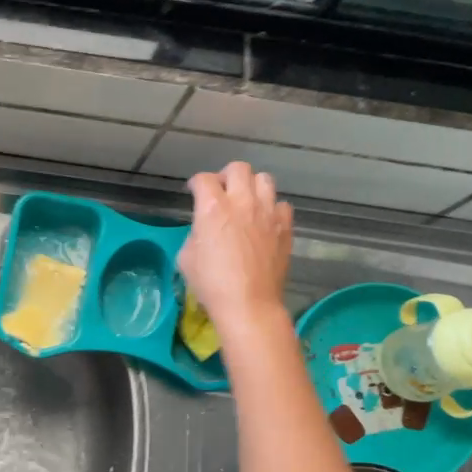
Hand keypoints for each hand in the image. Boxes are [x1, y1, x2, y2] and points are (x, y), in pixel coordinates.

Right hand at [180, 162, 293, 329]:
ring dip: (251, 186)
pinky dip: (271, 208)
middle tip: (222, 191)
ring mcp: (268, 212)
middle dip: (226, 176)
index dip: (196, 183)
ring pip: (264, 179)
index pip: (203, 179)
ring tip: (246, 202)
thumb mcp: (186, 258)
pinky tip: (264, 222)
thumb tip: (205, 229)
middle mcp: (242, 202)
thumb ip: (196, 233)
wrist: (248, 303)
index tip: (194, 191)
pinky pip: (281, 204)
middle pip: (238, 168)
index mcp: (213, 208)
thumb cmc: (211, 284)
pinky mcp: (285, 226)